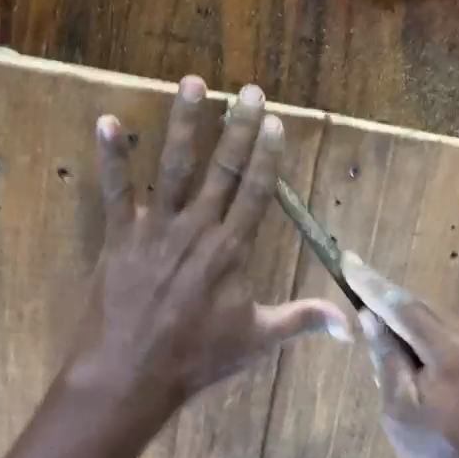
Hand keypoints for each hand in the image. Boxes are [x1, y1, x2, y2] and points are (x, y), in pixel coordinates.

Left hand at [67, 76, 349, 417]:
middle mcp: (198, 228)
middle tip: (249, 90)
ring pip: (174, 165)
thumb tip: (351, 326)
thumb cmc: (196, 359)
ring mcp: (156, 228)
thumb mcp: (256, 340)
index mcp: (232, 250)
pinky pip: (114, 189)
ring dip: (185, 123)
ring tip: (194, 83)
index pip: (257, 191)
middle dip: (239, 126)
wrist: (131, 374)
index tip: (275, 121)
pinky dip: (111, 155)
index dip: (268, 154)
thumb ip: (302, 321)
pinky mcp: (118, 235)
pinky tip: (106, 120)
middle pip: (224, 167)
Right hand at [344, 257, 458, 457]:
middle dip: (385, 297)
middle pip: (420, 307)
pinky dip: (424, 336)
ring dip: (404, 319)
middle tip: (352, 284)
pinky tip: (406, 349)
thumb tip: (370, 317)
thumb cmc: (446, 457)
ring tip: (373, 322)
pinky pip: (449, 336)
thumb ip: (386, 359)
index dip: (370, 282)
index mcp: (449, 350)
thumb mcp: (401, 413)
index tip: (346, 259)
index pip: (401, 304)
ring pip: (435, 320)